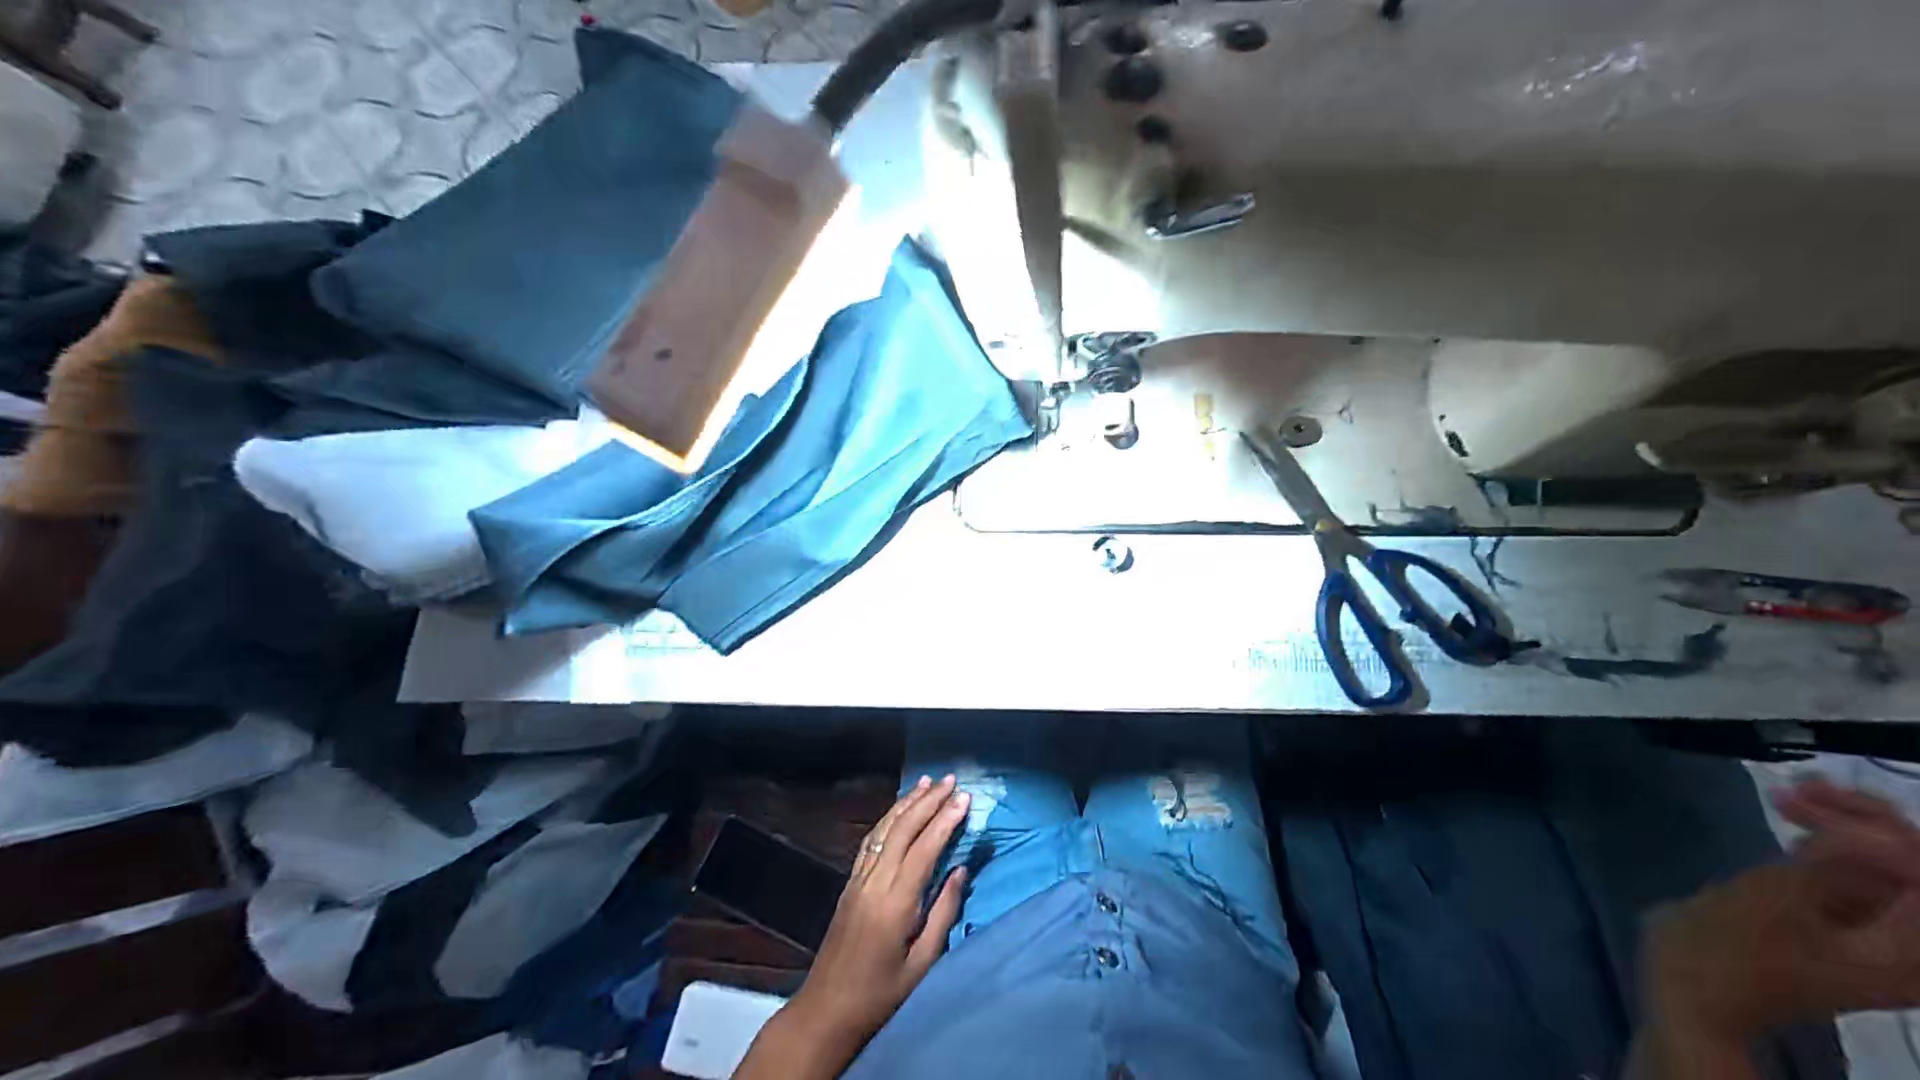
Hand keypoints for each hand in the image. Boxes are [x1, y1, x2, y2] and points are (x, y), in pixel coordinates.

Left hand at [735, 775, 970, 1079]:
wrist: (826, 1010)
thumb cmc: (881, 995)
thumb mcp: (922, 964)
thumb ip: (943, 913)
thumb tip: (960, 870)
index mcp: (895, 904)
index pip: (925, 849)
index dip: (945, 820)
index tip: (964, 798)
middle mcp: (874, 883)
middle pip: (903, 830)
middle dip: (928, 802)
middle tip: (951, 780)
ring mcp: (858, 880)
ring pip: (884, 830)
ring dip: (907, 803)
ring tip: (927, 782)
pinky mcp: (849, 884)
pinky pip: (870, 841)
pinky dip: (888, 819)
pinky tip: (899, 810)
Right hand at [1644, 777, 1919, 1040]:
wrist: (1693, 992)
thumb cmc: (1726, 949)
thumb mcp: (1770, 900)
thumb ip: (1830, 864)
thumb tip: (1877, 830)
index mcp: (1912, 953)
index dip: (1881, 831)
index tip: (1806, 803)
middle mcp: (1914, 948)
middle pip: (1917, 868)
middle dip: (1869, 821)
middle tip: (1801, 789)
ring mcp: (1881, 939)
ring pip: (1892, 868)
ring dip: (1851, 826)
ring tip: (1794, 795)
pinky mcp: (1847, 928)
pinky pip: (1865, 880)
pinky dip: (1837, 847)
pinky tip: (1798, 826)